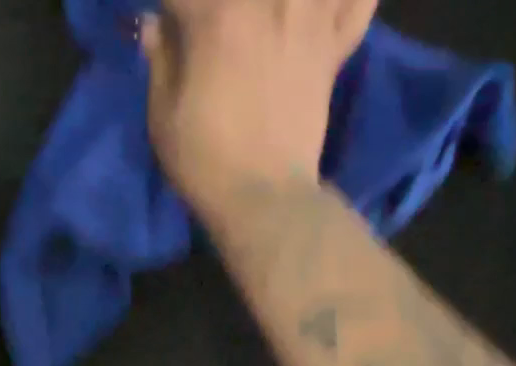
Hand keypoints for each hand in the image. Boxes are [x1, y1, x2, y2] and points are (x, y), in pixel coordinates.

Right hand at [140, 0, 376, 213]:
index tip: (167, 23)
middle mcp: (270, 1)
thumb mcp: (163, 116)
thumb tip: (157, 24)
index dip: (172, 10)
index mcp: (217, 16)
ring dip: (281, 1)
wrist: (263, 196)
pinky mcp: (337, 44)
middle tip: (209, 22)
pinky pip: (358, 0)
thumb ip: (161, 59)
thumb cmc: (203, 160)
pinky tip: (322, 8)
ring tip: (265, 17)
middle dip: (217, 4)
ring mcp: (312, 17)